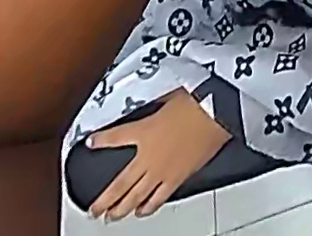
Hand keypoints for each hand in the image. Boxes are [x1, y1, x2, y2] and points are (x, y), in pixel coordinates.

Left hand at [85, 89, 230, 219]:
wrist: (220, 110)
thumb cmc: (200, 98)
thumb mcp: (174, 94)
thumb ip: (159, 103)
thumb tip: (154, 101)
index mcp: (144, 131)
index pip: (114, 138)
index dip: (100, 141)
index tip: (91, 142)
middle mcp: (147, 157)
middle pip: (117, 187)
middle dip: (102, 201)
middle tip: (94, 210)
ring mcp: (161, 172)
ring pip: (133, 199)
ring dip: (120, 210)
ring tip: (112, 216)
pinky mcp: (178, 179)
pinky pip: (158, 199)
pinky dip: (147, 208)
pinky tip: (143, 211)